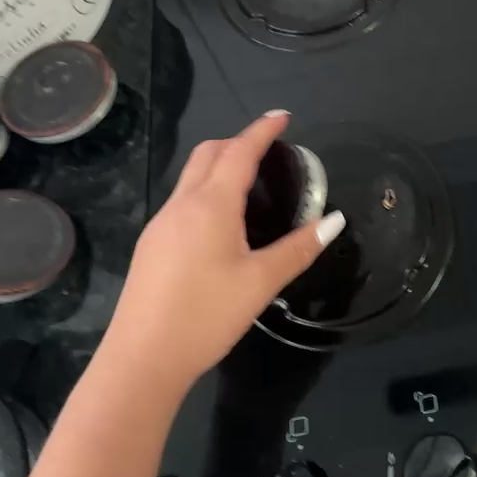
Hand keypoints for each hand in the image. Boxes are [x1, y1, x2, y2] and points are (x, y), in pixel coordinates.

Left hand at [109, 110, 345, 390]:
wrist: (142, 360)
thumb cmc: (207, 315)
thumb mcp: (262, 282)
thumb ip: (299, 248)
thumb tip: (334, 220)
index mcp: (212, 205)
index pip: (240, 152)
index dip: (262, 130)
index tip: (282, 116)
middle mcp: (182, 205)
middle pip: (208, 154)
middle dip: (237, 141)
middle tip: (267, 148)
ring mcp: (161, 225)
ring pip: (191, 177)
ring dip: (219, 164)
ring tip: (248, 180)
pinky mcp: (151, 246)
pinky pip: (182, 200)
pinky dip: (205, 190)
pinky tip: (221, 221)